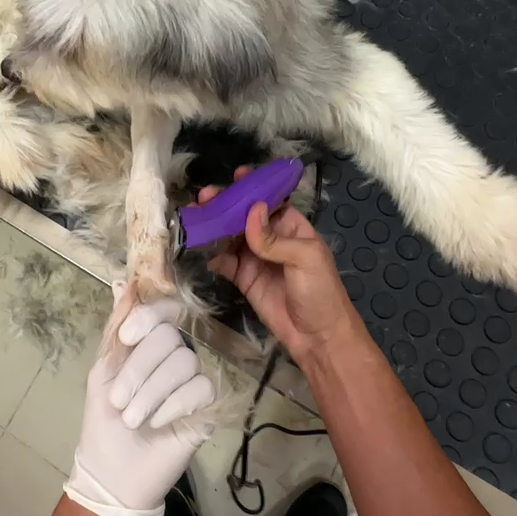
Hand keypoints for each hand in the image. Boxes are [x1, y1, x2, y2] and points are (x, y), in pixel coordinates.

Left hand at [63, 290, 216, 515]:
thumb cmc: (104, 419)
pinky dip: (174, 405)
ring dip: (151, 393)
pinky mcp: (206, 405)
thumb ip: (116, 328)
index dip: (147, 317)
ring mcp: (191, 379)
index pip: (163, 309)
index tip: (126, 338)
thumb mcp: (102, 370)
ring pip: (184, 362)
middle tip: (118, 401)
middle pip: (169, 337)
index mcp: (148, 341)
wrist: (114, 473)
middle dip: (138, 370)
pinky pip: (200, 388)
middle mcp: (173, 354)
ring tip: (132, 418)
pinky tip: (159, 423)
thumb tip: (123, 283)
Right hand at [205, 166, 361, 366]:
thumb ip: (275, 238)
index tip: (237, 175)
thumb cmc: (321, 292)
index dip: (253, 187)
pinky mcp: (243, 278)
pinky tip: (198, 244)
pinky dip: (210, 252)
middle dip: (225, 204)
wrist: (318, 339)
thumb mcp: (305, 259)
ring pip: (230, 235)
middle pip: (244, 215)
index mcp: (291, 226)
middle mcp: (271, 238)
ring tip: (194, 216)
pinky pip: (224, 260)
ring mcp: (255, 258)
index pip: (270, 200)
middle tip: (206, 197)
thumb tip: (251, 211)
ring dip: (213, 225)